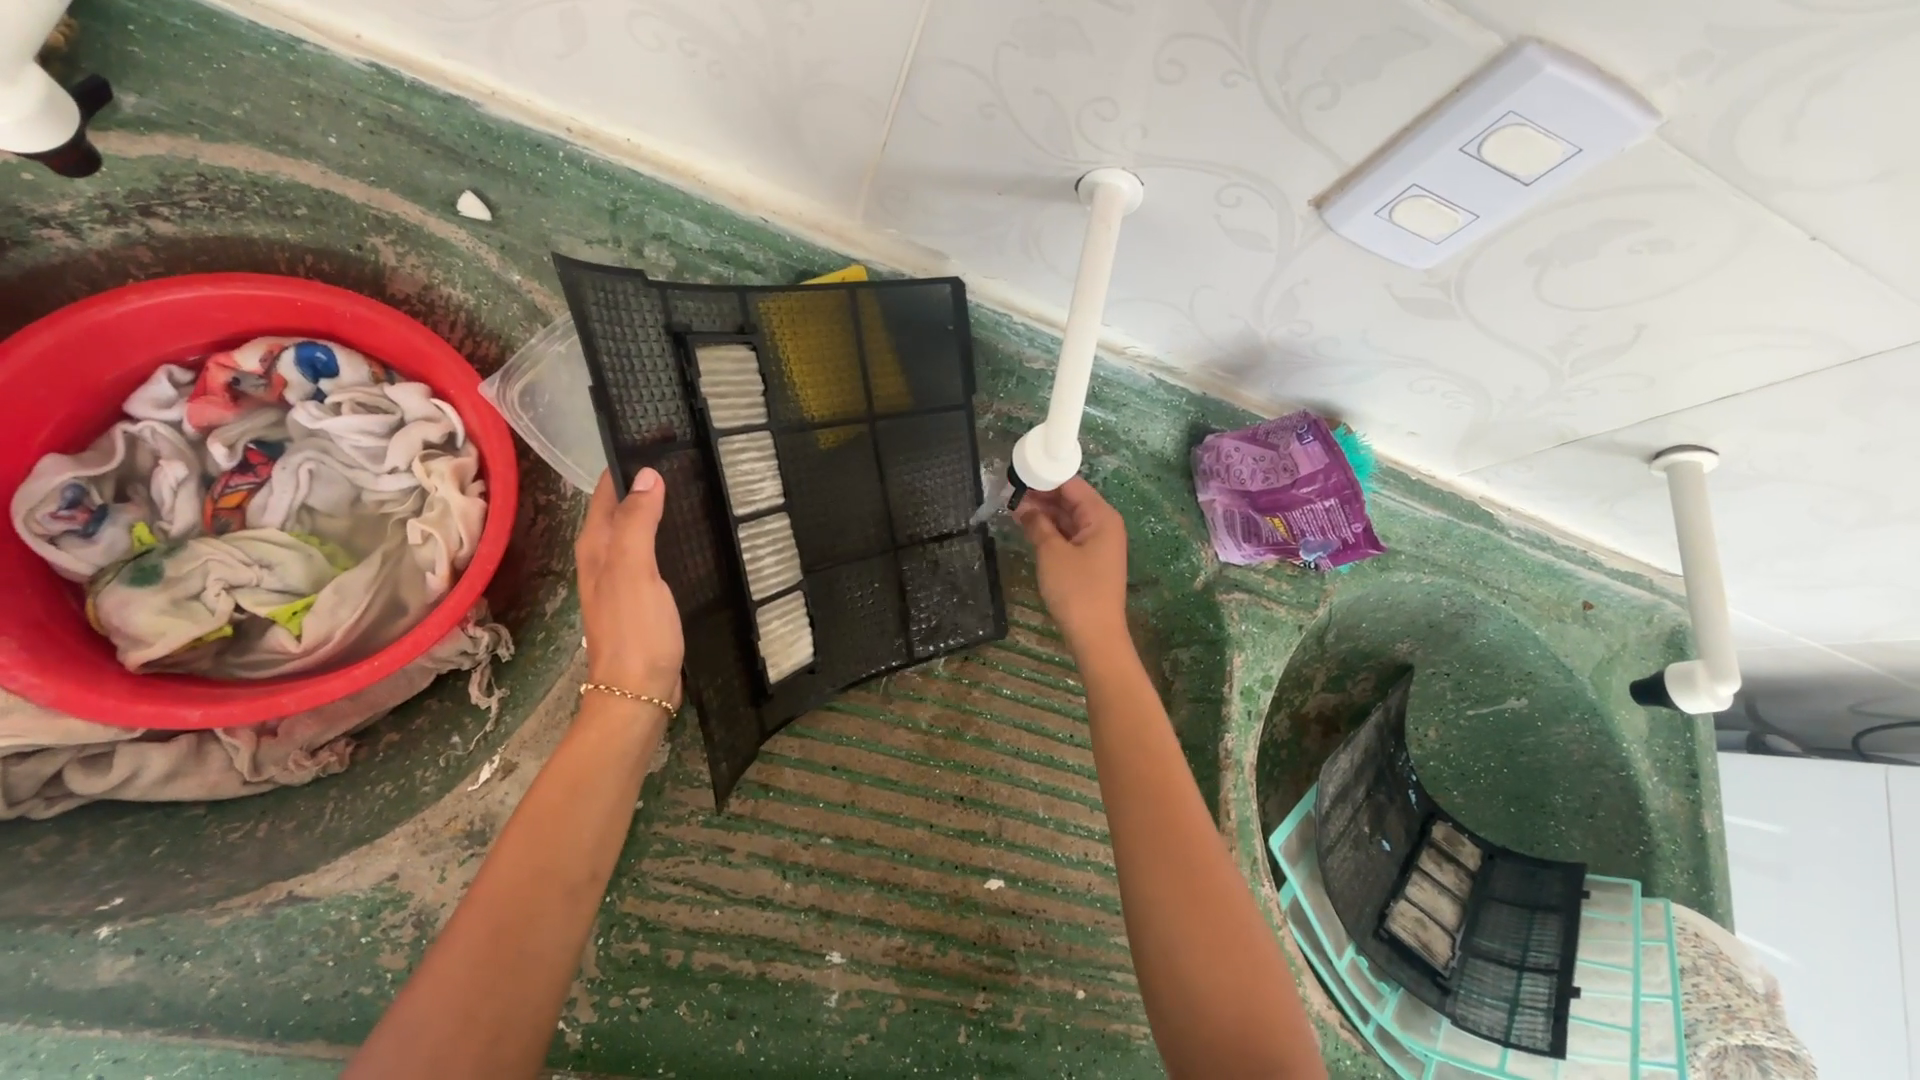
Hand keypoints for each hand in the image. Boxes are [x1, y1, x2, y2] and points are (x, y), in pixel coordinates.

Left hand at [575, 468, 684, 702]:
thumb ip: (637, 523)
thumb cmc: (635, 630)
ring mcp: (624, 580)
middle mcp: (604, 559)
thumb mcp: (634, 571)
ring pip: (639, 533)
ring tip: (695, 490)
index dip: (627, 466)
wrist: (638, 692)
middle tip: (687, 460)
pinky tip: (694, 540)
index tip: (660, 440)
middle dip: (646, 484)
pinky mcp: (645, 599)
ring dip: (659, 512)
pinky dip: (670, 541)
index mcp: (596, 547)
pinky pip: (655, 556)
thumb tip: (646, 475)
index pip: (606, 492)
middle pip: (622, 510)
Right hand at [1012, 476, 1128, 648]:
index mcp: (1101, 516)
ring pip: (1068, 518)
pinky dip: (1050, 530)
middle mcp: (1104, 525)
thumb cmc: (1076, 590)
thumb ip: (1037, 524)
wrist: (1095, 635)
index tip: (1017, 474)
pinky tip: (1027, 527)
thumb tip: (1022, 506)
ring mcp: (1098, 543)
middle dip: (1041, 496)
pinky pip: (1069, 535)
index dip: (1045, 477)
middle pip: (1071, 500)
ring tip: (1012, 508)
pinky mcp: (1091, 560)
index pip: (1072, 484)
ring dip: (1043, 514)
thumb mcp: (1051, 553)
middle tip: (1008, 493)